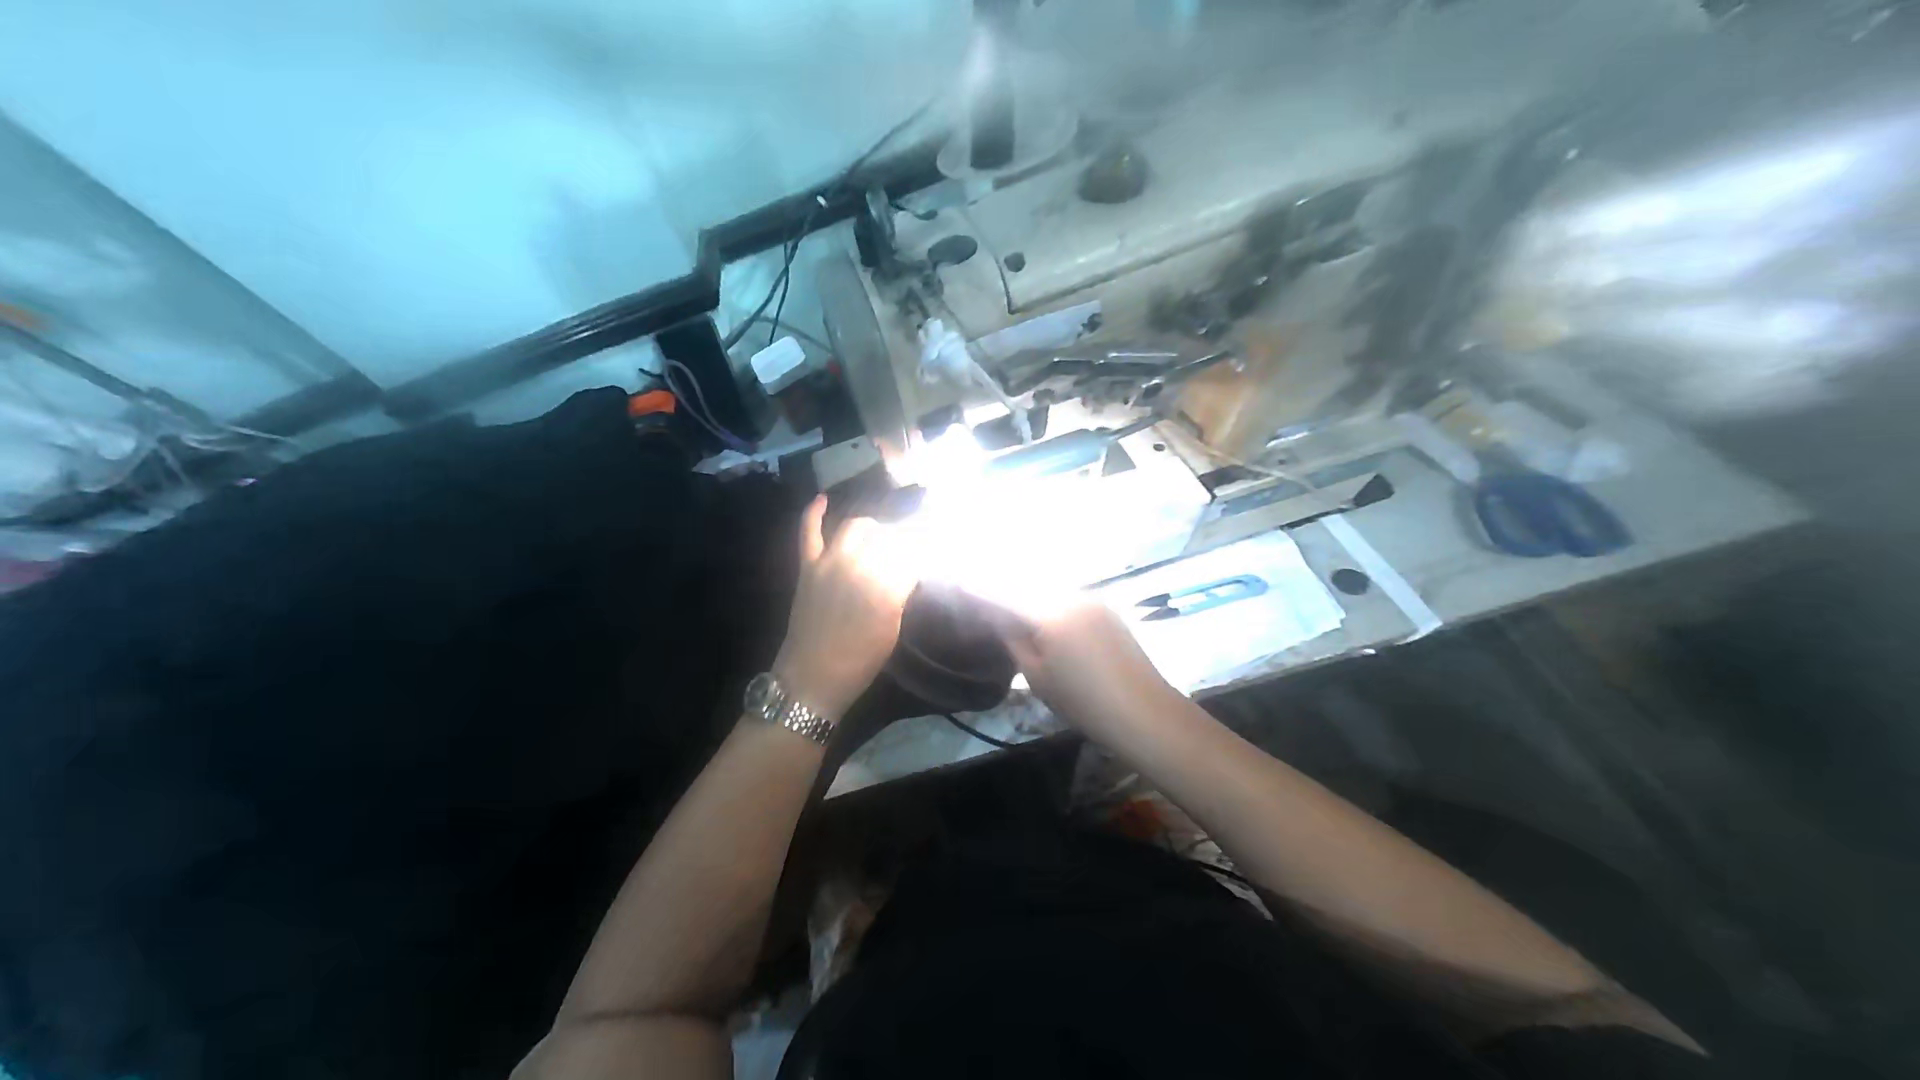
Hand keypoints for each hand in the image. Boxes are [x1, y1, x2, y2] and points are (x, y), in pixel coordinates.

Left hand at [771, 496, 918, 721]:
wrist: (812, 678)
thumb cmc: (860, 660)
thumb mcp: (892, 627)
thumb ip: (901, 592)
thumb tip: (910, 567)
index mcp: (886, 585)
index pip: (913, 551)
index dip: (925, 545)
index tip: (934, 542)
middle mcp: (859, 565)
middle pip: (887, 533)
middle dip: (901, 534)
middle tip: (909, 542)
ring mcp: (830, 562)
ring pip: (856, 526)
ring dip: (872, 525)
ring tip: (881, 532)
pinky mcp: (808, 566)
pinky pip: (808, 532)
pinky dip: (813, 513)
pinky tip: (822, 498)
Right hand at [994, 598, 1178, 737]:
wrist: (1144, 712)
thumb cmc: (1083, 702)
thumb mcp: (1037, 677)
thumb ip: (1014, 641)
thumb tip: (1000, 620)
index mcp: (1050, 613)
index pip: (1005, 595)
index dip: (982, 591)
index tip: (963, 587)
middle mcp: (1071, 597)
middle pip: (1029, 586)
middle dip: (1007, 591)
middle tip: (990, 605)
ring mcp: (1094, 601)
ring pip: (1051, 591)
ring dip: (1031, 596)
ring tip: (1016, 613)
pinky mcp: (1108, 611)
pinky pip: (1070, 599)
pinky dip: (1053, 603)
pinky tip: (1048, 620)